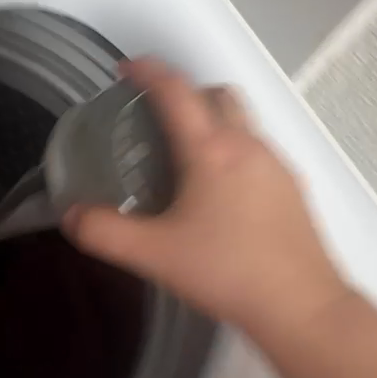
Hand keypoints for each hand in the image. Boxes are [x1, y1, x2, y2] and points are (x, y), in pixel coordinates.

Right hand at [62, 59, 353, 335]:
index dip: (148, 71)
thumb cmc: (227, 272)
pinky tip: (218, 193)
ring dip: (211, 120)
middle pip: (217, 94)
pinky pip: (258, 149)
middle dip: (185, 92)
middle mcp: (247, 146)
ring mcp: (277, 165)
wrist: (304, 309)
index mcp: (211, 150)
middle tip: (155, 115)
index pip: (176, 91)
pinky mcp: (293, 189)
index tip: (125, 68)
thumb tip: (72, 215)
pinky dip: (232, 149)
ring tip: (182, 156)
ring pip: (242, 121)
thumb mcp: (154, 255)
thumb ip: (105, 232)